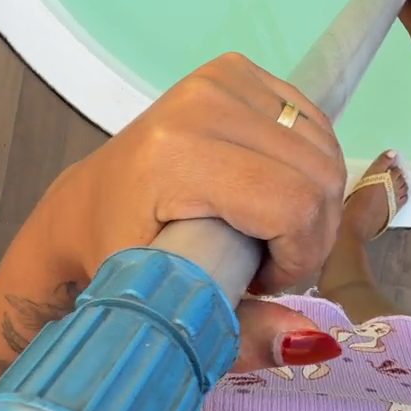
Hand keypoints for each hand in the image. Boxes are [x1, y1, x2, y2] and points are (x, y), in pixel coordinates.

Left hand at [31, 53, 348, 369]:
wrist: (87, 202)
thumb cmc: (116, 257)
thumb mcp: (168, 308)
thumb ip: (243, 335)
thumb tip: (313, 340)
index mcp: (178, 155)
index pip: (293, 203)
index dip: (300, 256)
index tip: (264, 281)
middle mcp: (202, 101)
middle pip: (318, 174)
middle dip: (311, 233)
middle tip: (268, 260)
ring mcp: (221, 77)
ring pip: (323, 147)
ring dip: (312, 200)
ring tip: (266, 226)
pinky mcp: (235, 70)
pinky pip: (312, 122)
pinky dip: (308, 164)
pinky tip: (271, 188)